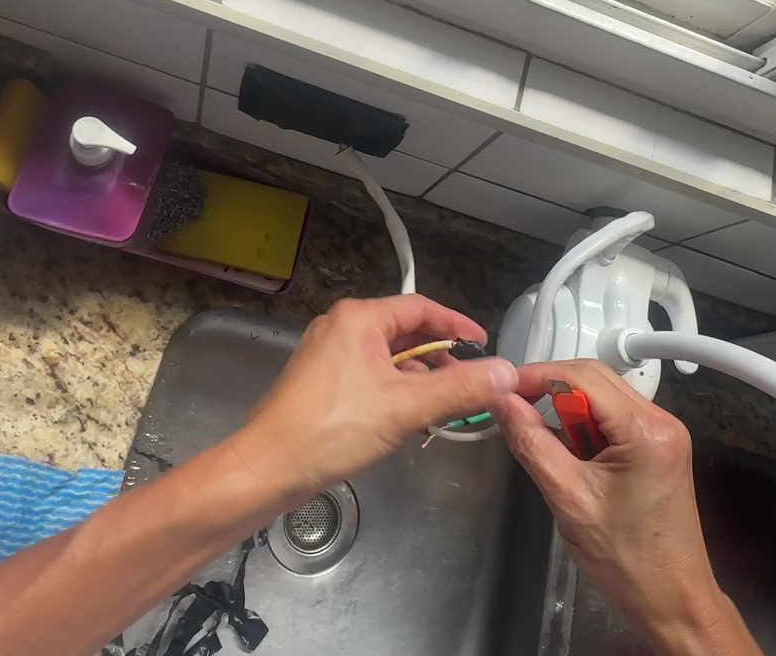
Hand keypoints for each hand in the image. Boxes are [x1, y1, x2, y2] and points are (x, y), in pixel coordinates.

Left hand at [232, 294, 516, 499]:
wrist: (268, 467)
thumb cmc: (335, 428)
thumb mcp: (405, 408)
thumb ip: (459, 389)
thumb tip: (507, 372)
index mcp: (359, 318)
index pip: (421, 308)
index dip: (456, 327)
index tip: (484, 346)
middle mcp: (341, 325)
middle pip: (404, 333)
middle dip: (438, 359)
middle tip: (468, 384)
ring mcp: (327, 352)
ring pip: (387, 357)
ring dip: (417, 379)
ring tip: (443, 408)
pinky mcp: (320, 379)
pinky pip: (369, 374)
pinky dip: (394, 390)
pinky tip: (409, 418)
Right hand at [493, 360, 760, 655]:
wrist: (675, 604)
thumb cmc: (625, 561)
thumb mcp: (568, 499)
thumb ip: (532, 443)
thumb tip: (501, 401)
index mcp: (645, 430)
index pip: (581, 377)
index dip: (537, 375)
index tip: (503, 388)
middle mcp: (661, 419)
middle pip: (594, 376)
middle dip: (550, 385)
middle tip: (514, 405)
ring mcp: (664, 431)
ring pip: (603, 392)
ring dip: (567, 405)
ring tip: (537, 429)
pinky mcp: (659, 445)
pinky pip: (613, 414)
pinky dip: (585, 422)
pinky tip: (568, 445)